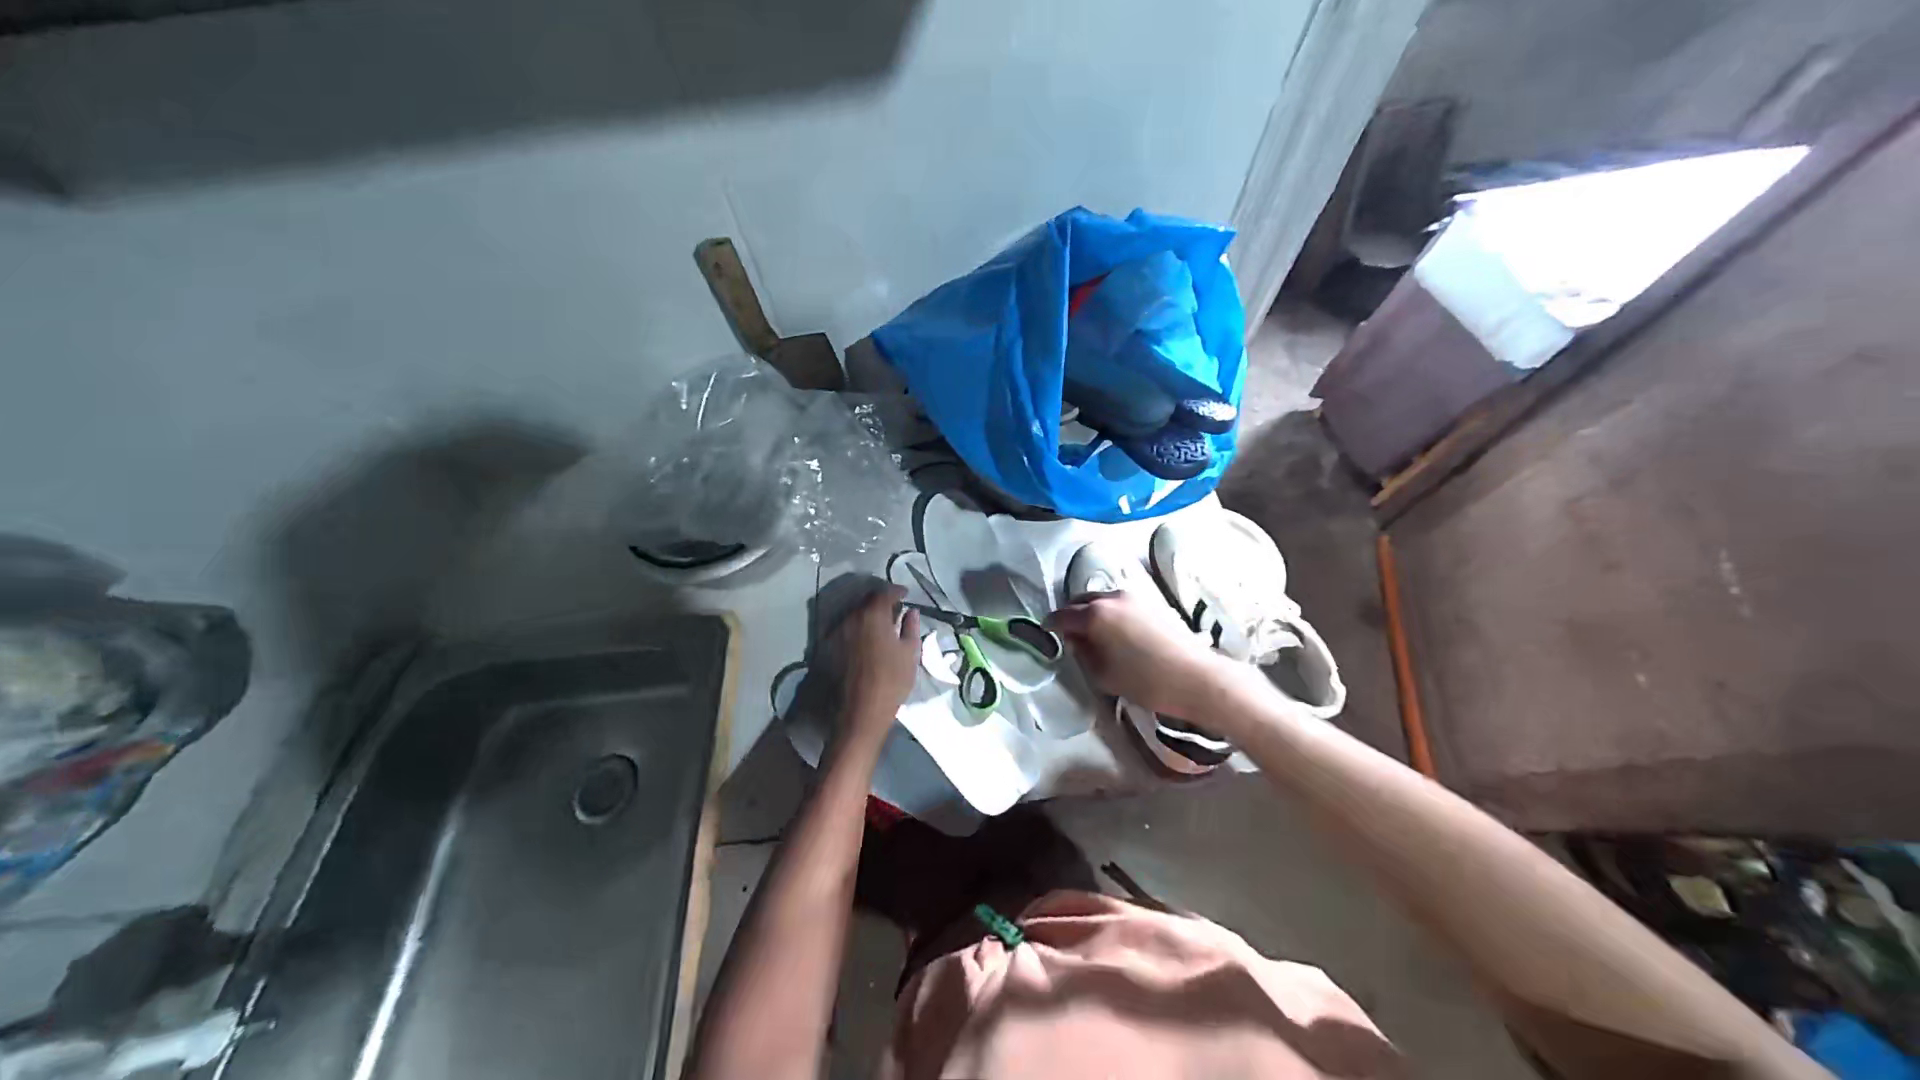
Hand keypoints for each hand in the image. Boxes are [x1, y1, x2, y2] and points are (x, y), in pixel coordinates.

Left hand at [834, 585, 920, 746]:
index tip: (905, 594)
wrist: (860, 711)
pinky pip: (845, 631)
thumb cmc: (891, 680)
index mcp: (871, 615)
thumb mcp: (910, 653)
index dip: (896, 590)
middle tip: (894, 610)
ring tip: (880, 627)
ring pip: (853, 617)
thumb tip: (911, 611)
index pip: (883, 593)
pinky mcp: (828, 649)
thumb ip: (910, 627)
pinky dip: (857, 630)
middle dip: (880, 602)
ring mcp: (836, 634)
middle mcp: (850, 619)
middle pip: (865, 602)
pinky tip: (866, 641)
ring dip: (867, 617)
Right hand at [1047, 590, 1236, 720]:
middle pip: (1081, 601)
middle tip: (1067, 634)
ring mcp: (1133, 597)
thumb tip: (1075, 641)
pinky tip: (1113, 633)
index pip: (1062, 615)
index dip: (1051, 625)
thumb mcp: (1103, 675)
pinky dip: (1109, 613)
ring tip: (1091, 634)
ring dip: (1091, 612)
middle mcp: (1111, 598)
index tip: (1046, 633)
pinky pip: (1119, 604)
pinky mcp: (1151, 604)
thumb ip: (1082, 653)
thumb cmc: (1145, 681)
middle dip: (1071, 615)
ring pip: (1101, 600)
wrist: (1196, 678)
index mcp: (1095, 614)